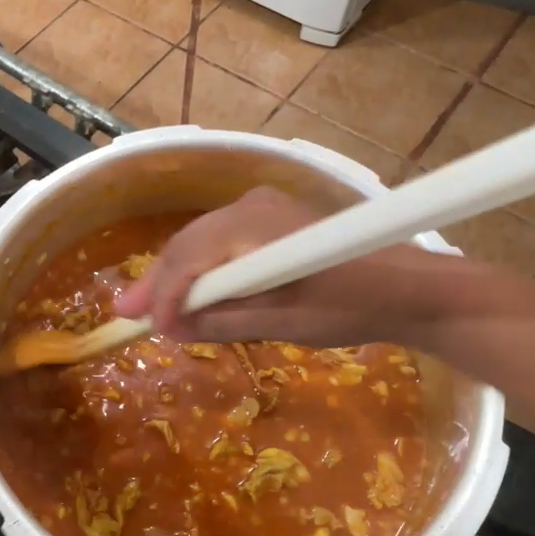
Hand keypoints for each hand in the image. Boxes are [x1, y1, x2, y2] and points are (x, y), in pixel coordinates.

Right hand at [116, 186, 479, 346]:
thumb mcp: (283, 322)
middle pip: (188, 244)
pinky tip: (192, 291)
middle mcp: (250, 206)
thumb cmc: (350, 307)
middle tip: (127, 314)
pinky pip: (220, 240)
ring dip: (178, 274)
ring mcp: (261, 207)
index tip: (150, 328)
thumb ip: (223, 321)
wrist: (408, 286)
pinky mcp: (270, 217)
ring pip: (201, 240)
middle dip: (160, 281)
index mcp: (254, 229)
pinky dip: (204, 267)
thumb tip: (173, 329)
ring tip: (151, 307)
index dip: (165, 295)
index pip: (190, 260)